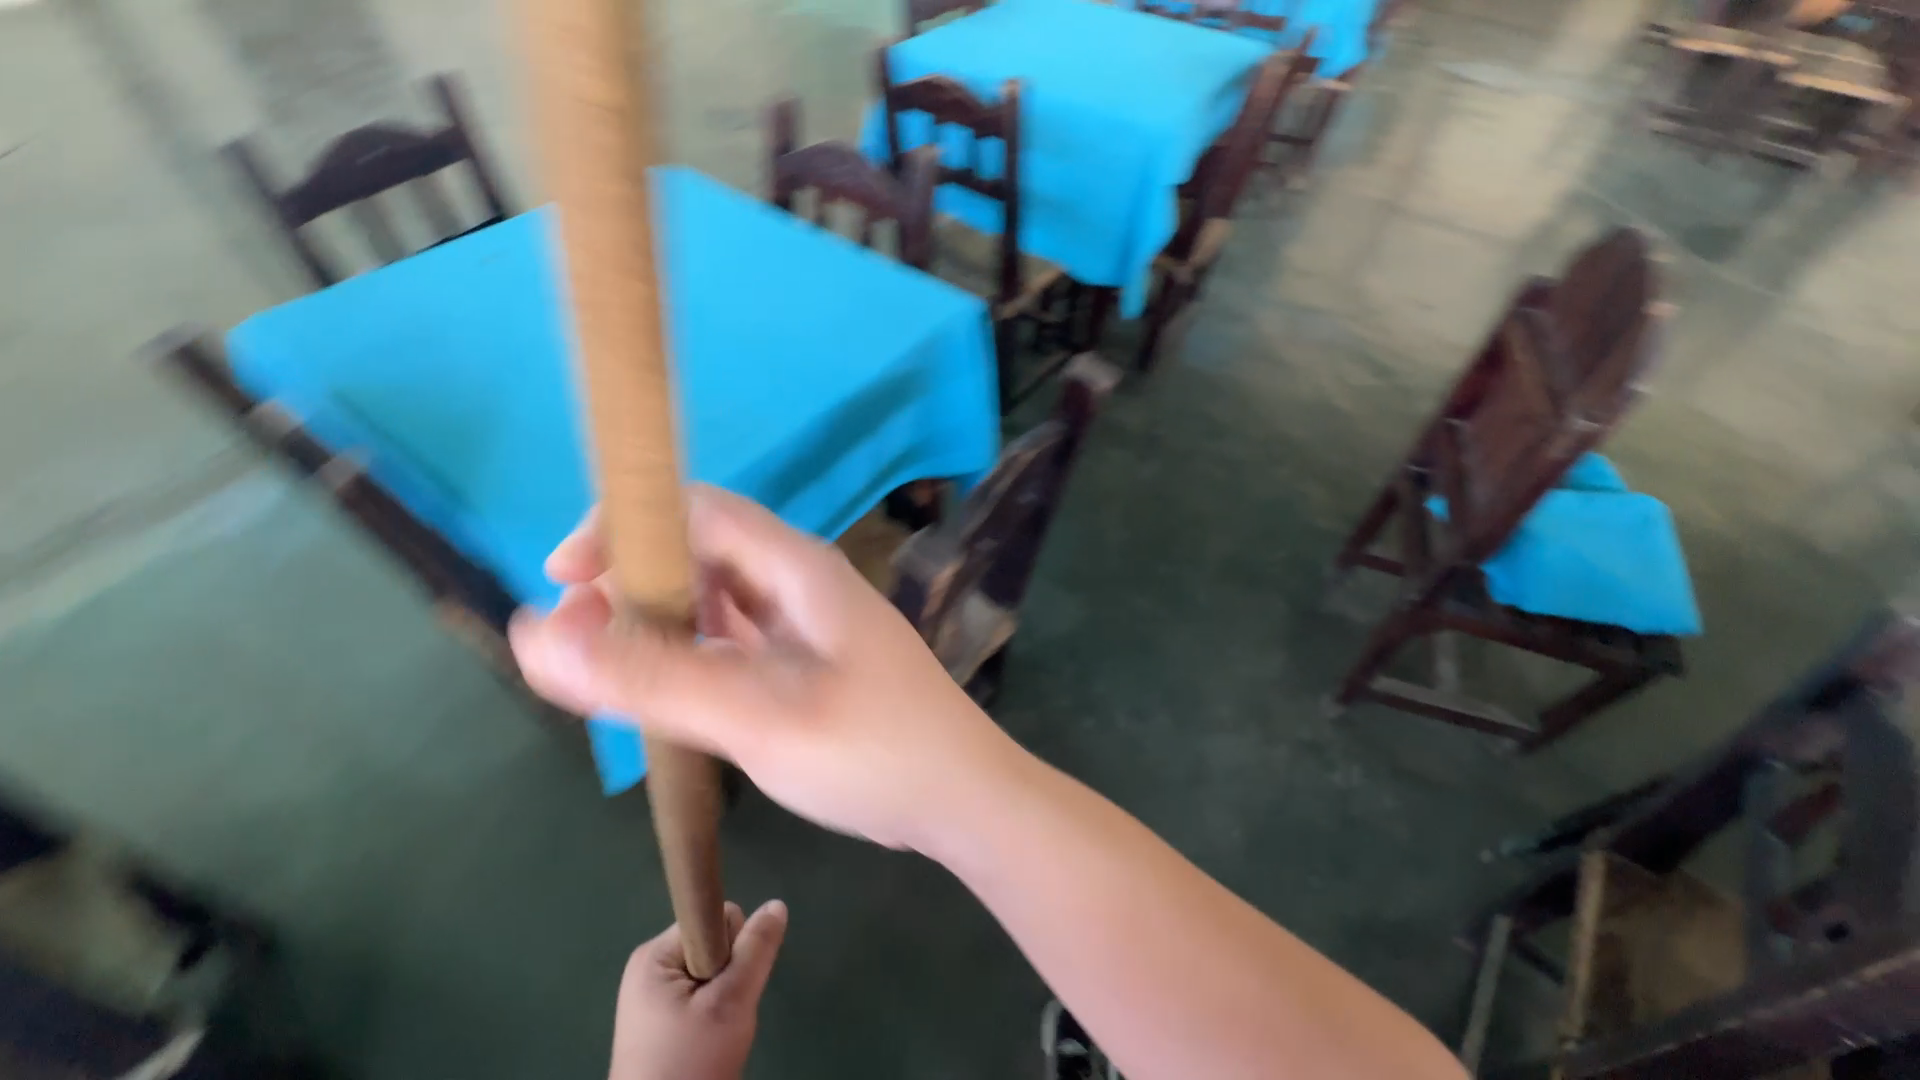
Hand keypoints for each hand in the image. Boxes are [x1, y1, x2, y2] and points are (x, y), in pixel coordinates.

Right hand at [509, 486, 1021, 851]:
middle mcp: (798, 584)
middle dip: (629, 583)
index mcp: (796, 568)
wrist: (961, 798)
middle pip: (698, 552)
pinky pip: (731, 642)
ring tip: (605, 672)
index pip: (696, 508)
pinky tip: (662, 695)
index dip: (623, 527)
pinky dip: (688, 656)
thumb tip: (541, 638)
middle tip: (578, 643)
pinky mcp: (805, 667)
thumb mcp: (759, 716)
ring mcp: (804, 626)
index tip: (566, 578)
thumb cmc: (874, 751)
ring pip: (712, 600)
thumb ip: (655, 679)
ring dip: (654, 623)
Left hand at [611, 899, 787, 1079]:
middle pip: (715, 944)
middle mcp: (649, 969)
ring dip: (724, 1000)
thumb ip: (756, 951)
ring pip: (712, 975)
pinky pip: (700, 998)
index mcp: (654, 955)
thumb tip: (777, 904)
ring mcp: (651, 998)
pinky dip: (712, 1017)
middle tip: (723, 1017)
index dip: (736, 946)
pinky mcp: (658, 1023)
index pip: (717, 918)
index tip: (730, 986)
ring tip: (715, 1035)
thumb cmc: (689, 1064)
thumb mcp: (731, 1002)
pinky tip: (707, 1044)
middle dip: (731, 977)